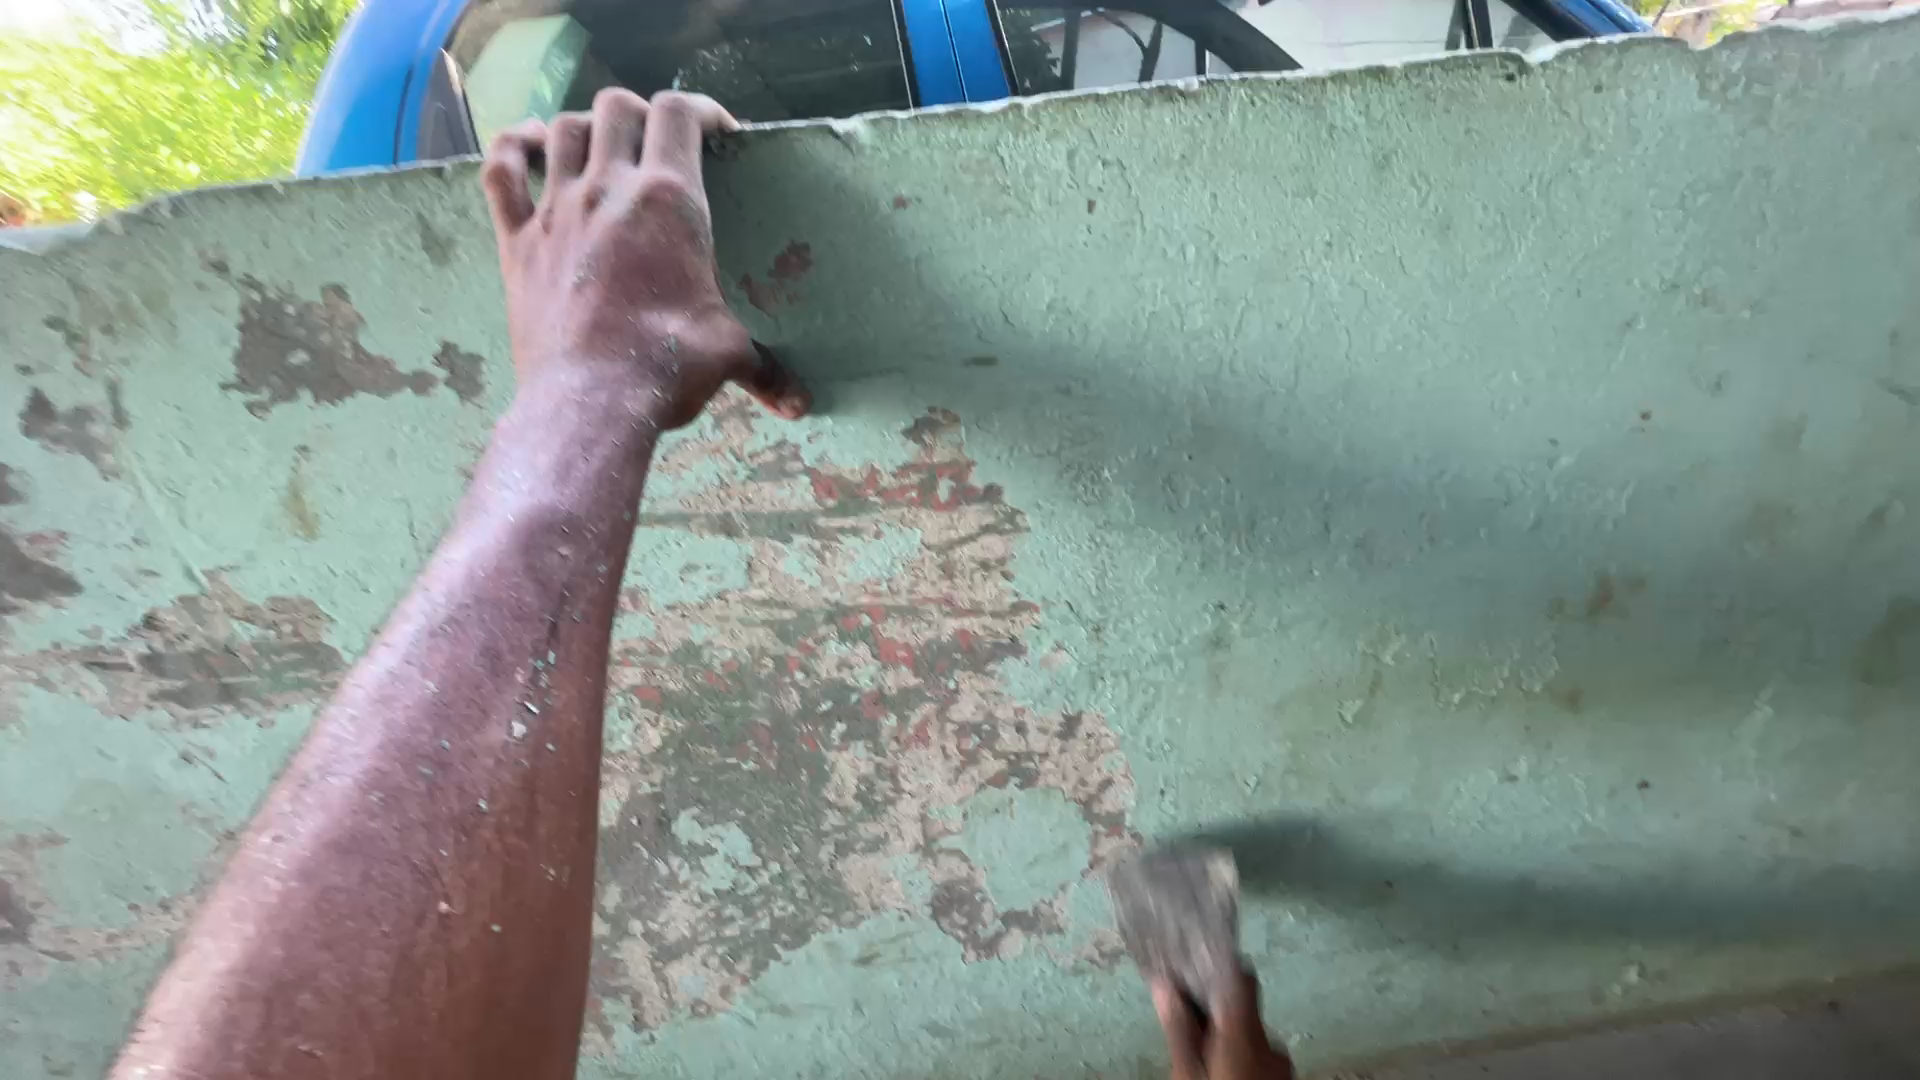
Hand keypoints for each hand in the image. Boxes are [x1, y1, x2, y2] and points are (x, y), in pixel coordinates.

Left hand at [480, 88, 809, 427]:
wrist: (591, 400)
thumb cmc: (669, 366)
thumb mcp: (730, 358)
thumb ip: (767, 369)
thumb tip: (799, 404)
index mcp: (670, 204)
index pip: (679, 115)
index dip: (701, 109)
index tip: (718, 132)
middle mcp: (609, 190)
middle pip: (617, 108)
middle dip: (643, 115)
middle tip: (661, 146)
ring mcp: (556, 210)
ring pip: (562, 129)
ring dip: (586, 127)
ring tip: (604, 148)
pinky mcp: (518, 240)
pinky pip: (502, 171)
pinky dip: (513, 147)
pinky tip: (528, 144)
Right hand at [1153, 971, 1296, 1079]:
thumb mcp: (1186, 1075)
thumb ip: (1178, 1028)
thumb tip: (1163, 983)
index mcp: (1246, 1033)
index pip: (1241, 977)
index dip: (1217, 965)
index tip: (1191, 965)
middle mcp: (1272, 1044)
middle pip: (1242, 1009)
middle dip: (1214, 1012)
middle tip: (1185, 1025)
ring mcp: (1283, 1069)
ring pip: (1250, 1037)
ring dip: (1227, 1039)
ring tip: (1200, 1059)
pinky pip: (1260, 1059)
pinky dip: (1241, 1060)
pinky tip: (1220, 1075)